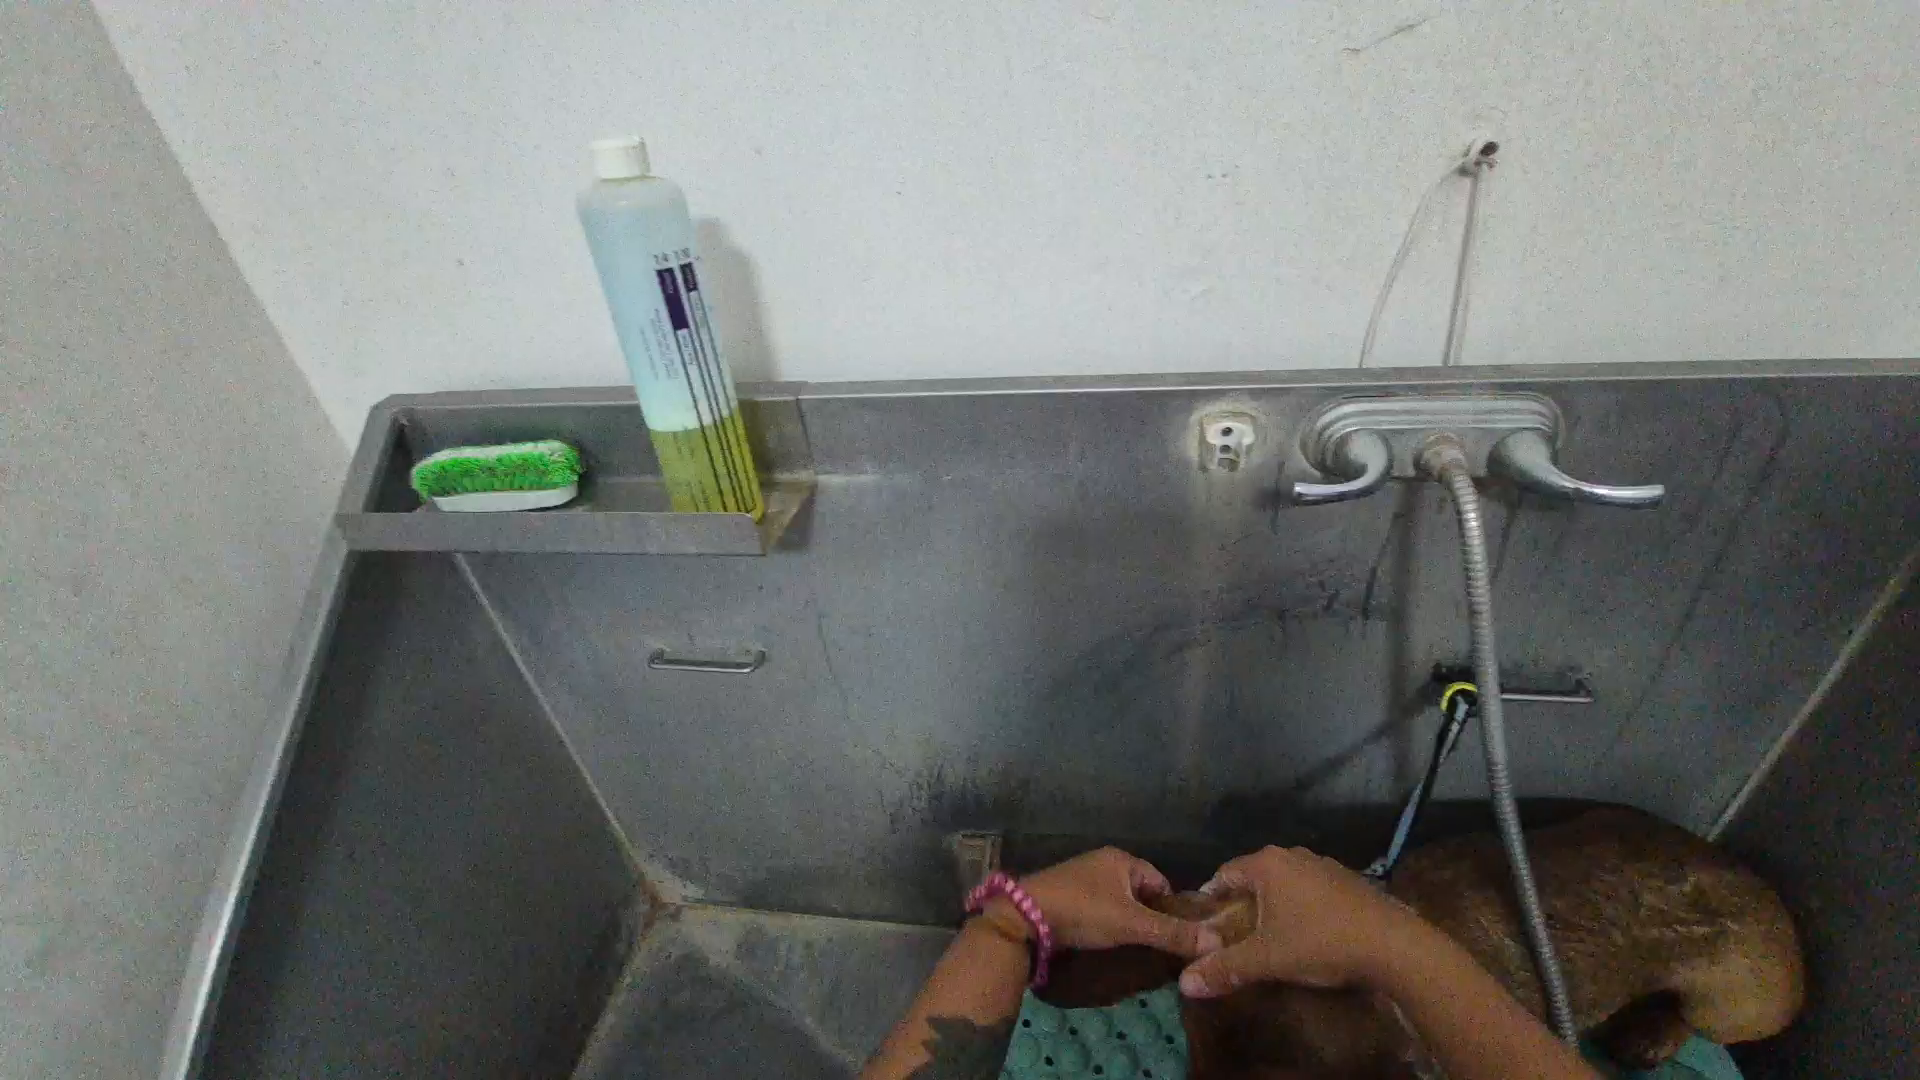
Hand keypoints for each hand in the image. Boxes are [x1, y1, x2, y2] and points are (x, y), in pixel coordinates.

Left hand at [980, 848, 1217, 957]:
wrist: (1025, 916)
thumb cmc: (1083, 911)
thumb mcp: (1131, 924)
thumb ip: (1172, 933)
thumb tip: (1218, 940)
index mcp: (1121, 859)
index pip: (1161, 881)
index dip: (1173, 908)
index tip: (1183, 937)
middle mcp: (1104, 862)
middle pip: (1141, 893)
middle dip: (1152, 918)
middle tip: (1164, 950)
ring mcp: (1084, 878)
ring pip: (1121, 902)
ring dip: (1131, 924)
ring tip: (1141, 951)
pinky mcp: (1070, 895)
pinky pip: (1102, 909)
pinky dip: (1111, 924)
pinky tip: (1113, 944)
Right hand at [1177, 845, 1433, 998]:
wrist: (1396, 947)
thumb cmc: (1321, 943)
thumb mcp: (1268, 960)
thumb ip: (1226, 968)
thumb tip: (1184, 985)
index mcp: (1266, 864)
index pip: (1224, 874)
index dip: (1213, 899)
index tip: (1209, 925)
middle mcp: (1291, 854)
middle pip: (1255, 876)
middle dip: (1245, 903)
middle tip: (1240, 935)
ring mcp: (1323, 863)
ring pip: (1286, 881)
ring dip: (1277, 904)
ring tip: (1277, 936)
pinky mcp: (1349, 879)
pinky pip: (1313, 888)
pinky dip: (1305, 906)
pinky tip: (1314, 933)